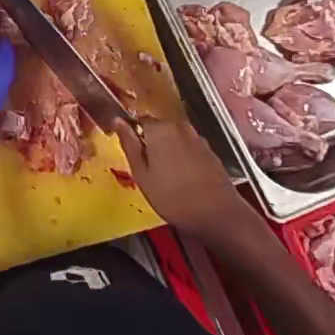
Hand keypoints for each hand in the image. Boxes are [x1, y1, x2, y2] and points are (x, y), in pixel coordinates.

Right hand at [113, 119, 256, 240]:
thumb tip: (118, 121)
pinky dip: (182, 158)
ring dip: (167, 151)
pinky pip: (188, 148)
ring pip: (174, 139)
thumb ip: (129, 145)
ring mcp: (198, 138)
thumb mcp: (142, 174)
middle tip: (146, 170)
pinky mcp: (210, 151)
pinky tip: (182, 178)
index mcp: (160, 129)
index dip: (133, 137)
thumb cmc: (172, 197)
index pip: (139, 121)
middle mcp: (180, 127)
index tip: (132, 155)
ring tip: (165, 176)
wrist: (217, 214)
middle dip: (151, 144)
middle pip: (158, 129)